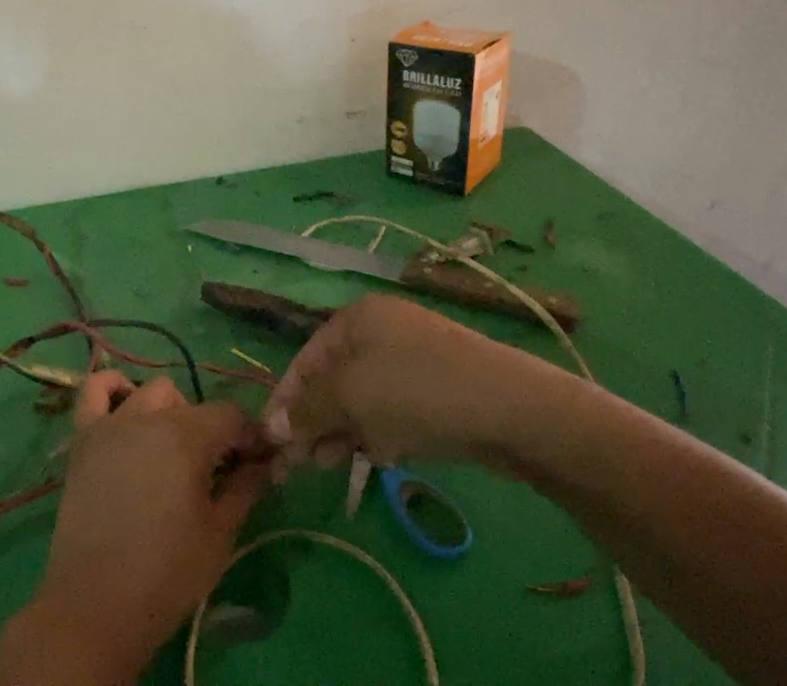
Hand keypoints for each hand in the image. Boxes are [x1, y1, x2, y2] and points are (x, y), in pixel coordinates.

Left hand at [23, 372, 269, 677]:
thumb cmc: (167, 574)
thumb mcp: (220, 533)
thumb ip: (245, 488)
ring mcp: (110, 424)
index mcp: (187, 437)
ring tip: (174, 451)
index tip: (260, 465)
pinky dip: (113, 390)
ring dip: (171, 412)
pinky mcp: (82, 439)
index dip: (252, 437)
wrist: (96, 604)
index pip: (232, 416)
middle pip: (193, 405)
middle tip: (217, 470)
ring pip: (151, 393)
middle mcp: (148, 418)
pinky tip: (127, 413)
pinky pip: (93, 391)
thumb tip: (263, 464)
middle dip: (213, 430)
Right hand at [262, 294, 578, 472]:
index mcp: (355, 319)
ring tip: (329, 466)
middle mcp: (381, 332)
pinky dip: (376, 432)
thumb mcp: (349, 397)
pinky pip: (391, 410)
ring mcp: (412, 360)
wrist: (516, 410)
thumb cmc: (417, 392)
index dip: (283, 403)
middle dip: (311, 423)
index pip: (303, 362)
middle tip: (296, 466)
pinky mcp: (437, 390)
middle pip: (330, 381)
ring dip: (339, 432)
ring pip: (360, 399)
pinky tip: (377, 457)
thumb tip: (273, 427)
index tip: (270, 445)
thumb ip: (306, 411)